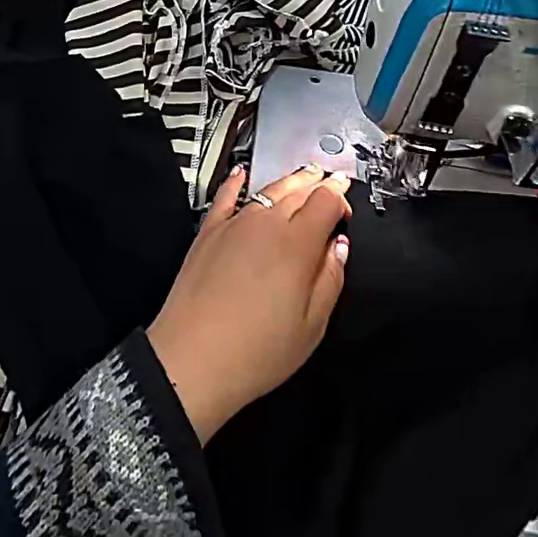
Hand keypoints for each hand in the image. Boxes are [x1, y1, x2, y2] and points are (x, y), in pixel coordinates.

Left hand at [147, 164, 351, 442]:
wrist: (191, 361)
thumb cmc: (252, 352)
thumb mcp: (311, 327)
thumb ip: (331, 279)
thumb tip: (339, 250)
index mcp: (297, 245)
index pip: (326, 201)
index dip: (341, 199)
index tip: (346, 209)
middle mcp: (266, 225)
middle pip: (300, 189)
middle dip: (320, 182)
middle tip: (332, 179)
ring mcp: (235, 225)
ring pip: (269, 189)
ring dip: (290, 180)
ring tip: (303, 175)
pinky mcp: (209, 232)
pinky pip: (226, 196)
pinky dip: (236, 182)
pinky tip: (241, 174)